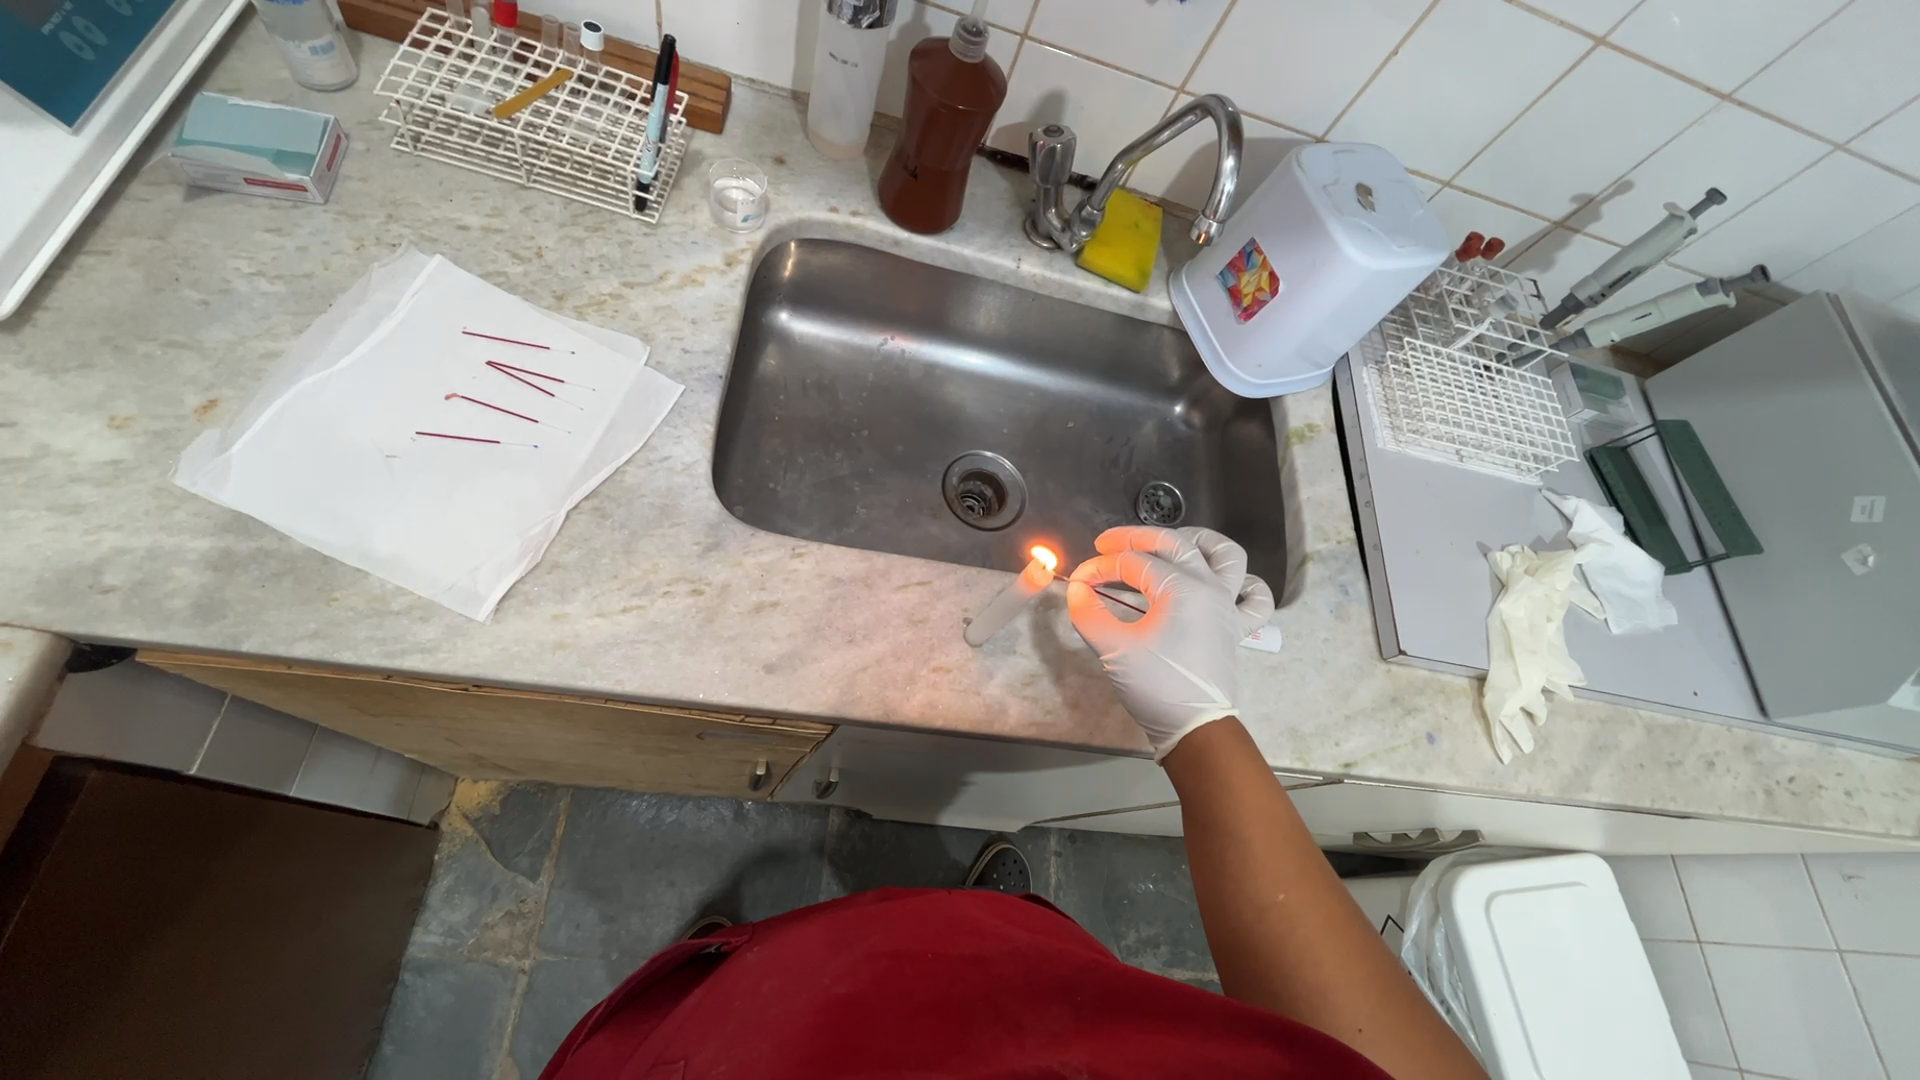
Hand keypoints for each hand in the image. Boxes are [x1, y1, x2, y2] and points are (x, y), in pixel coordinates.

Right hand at [1066, 526, 1274, 758]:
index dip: (1100, 567)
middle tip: (1105, 544)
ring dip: (1198, 540)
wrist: (1194, 727)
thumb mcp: (1112, 649)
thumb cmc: (1155, 685)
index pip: (1132, 563)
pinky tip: (1224, 584)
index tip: (1077, 580)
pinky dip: (1245, 584)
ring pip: (1225, 555)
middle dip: (1134, 538)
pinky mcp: (1236, 627)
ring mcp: (1228, 605)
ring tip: (1170, 542)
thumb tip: (1077, 590)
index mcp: (1180, 588)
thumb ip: (1088, 613)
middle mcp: (1210, 587)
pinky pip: (1254, 598)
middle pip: (1172, 543)